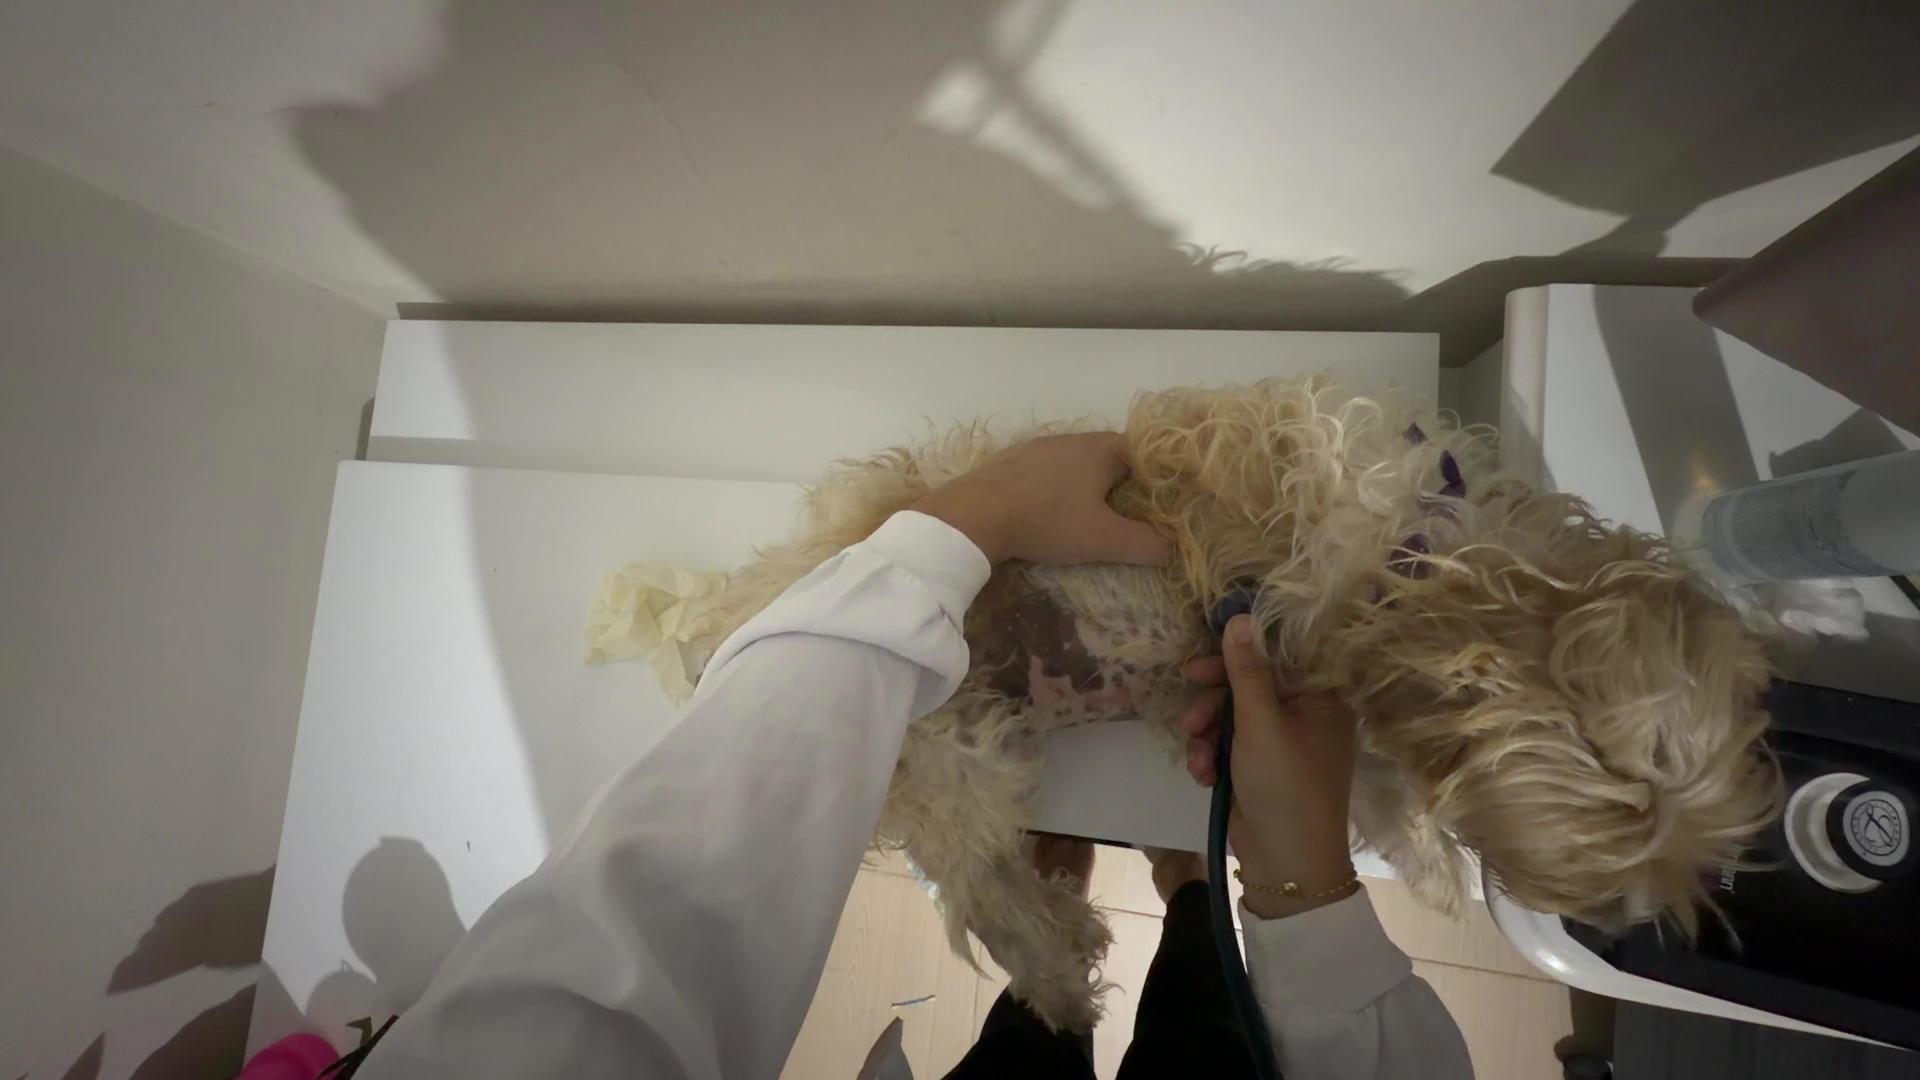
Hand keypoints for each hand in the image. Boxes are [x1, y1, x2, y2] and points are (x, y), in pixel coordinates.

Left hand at [912, 433, 1171, 565]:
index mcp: (1099, 448)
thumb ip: (1144, 543)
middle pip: (1106, 456)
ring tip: (1086, 517)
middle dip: (1118, 484)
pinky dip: (1052, 490)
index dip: (1153, 476)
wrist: (975, 514)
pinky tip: (1045, 513)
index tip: (1157, 503)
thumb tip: (1171, 547)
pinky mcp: (1008, 463)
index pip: (1141, 451)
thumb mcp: (1103, 539)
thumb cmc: (1049, 520)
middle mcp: (1069, 439)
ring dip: (1082, 487)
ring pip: (1072, 464)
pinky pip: (1042, 473)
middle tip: (1126, 516)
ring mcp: (1035, 447)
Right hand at [1177, 614, 1357, 918]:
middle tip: (1190, 717)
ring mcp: (1279, 743)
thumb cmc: (1285, 788)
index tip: (1198, 665)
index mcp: (1319, 701)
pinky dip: (1210, 756)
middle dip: (1213, 706)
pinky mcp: (1258, 765)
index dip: (1234, 657)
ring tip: (1198, 758)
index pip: (1275, 659)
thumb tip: (1239, 616)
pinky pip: (1226, 743)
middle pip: (1246, 688)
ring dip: (1206, 735)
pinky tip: (1204, 776)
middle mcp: (1303, 716)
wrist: (1286, 865)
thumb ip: (1246, 671)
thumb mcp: (1260, 725)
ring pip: (1229, 716)